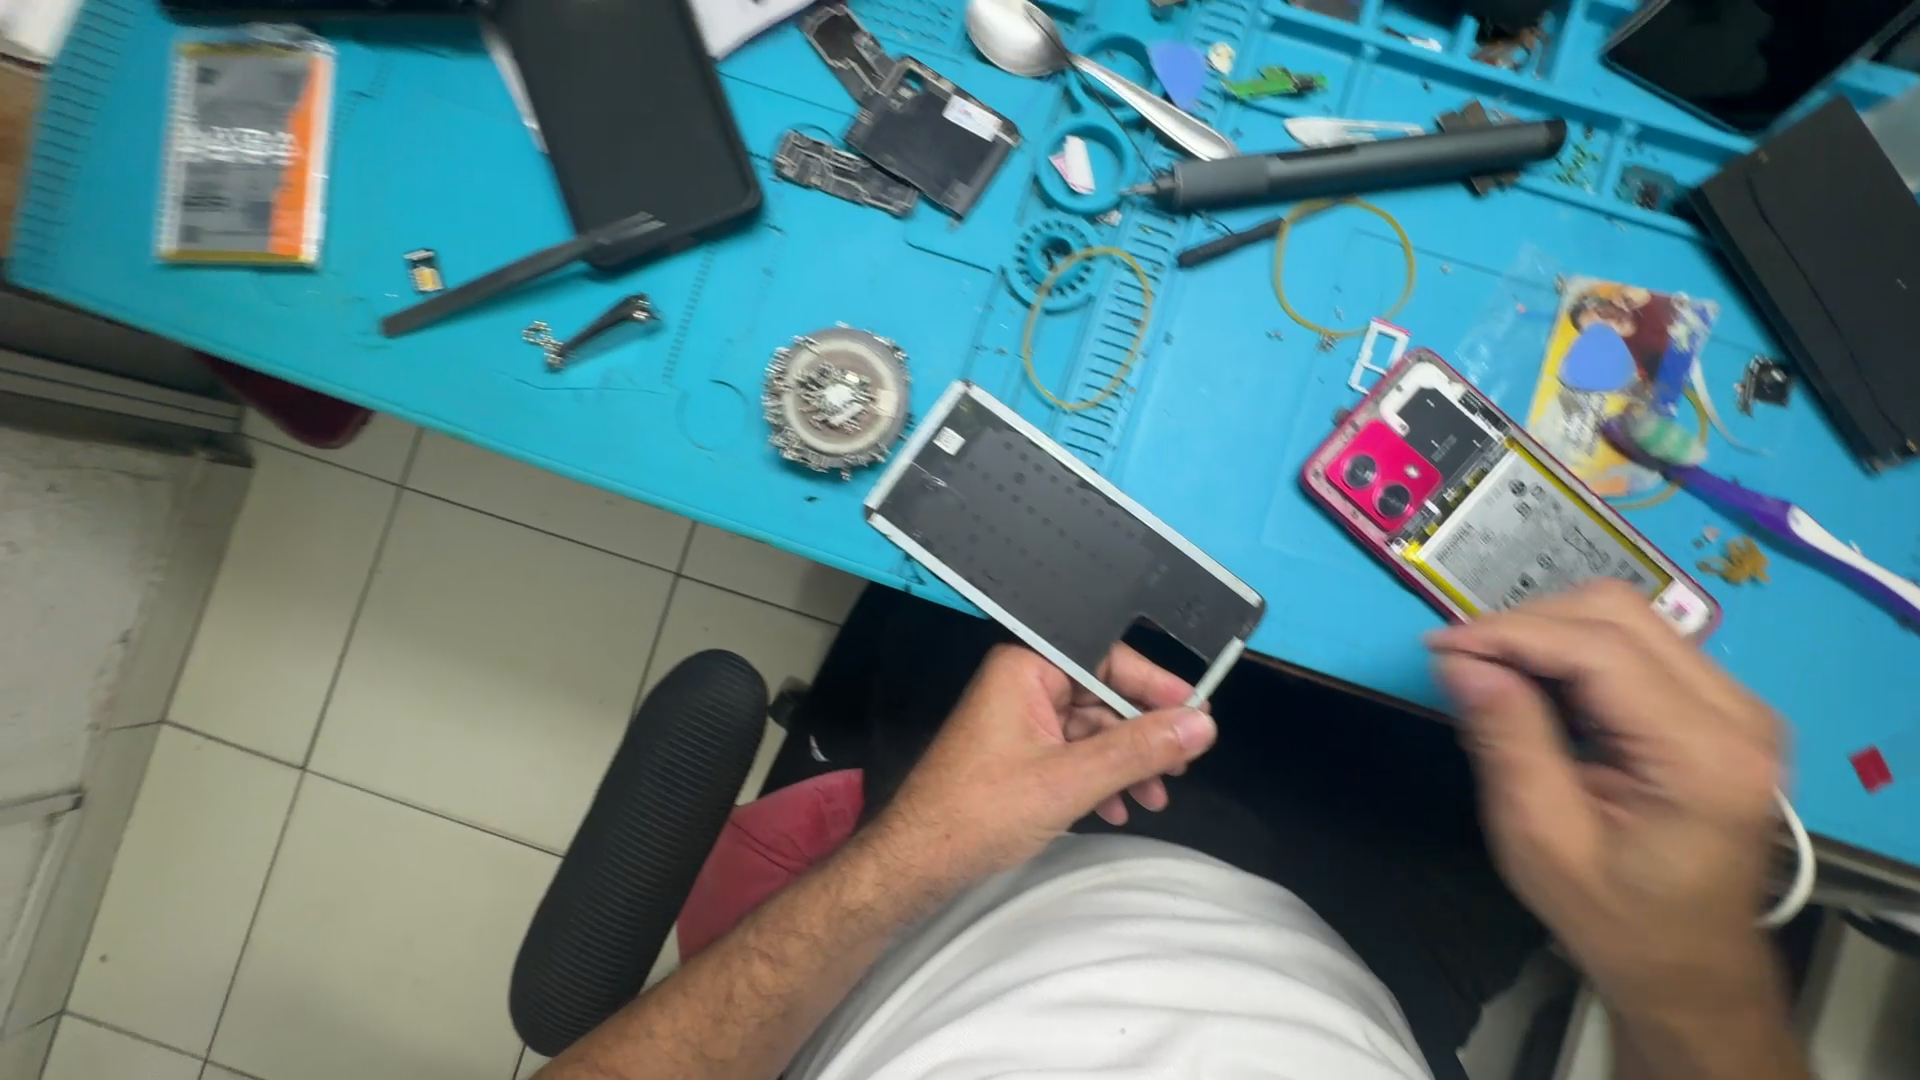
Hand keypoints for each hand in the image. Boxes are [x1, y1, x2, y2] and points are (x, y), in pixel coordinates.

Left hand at [870, 643, 1216, 888]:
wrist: (919, 861)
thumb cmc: (983, 810)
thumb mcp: (1071, 780)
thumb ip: (1139, 749)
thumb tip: (1201, 724)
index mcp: (1026, 668)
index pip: (1104, 657)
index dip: (1152, 684)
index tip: (1195, 711)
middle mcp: (1022, 683)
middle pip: (1101, 695)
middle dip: (1141, 735)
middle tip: (1182, 767)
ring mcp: (1018, 718)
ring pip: (1089, 729)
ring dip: (1125, 763)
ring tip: (1153, 800)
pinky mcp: (1017, 751)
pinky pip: (1070, 752)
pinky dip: (1097, 777)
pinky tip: (1116, 808)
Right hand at [1427, 582, 1785, 1018]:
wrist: (1682, 959)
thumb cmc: (1608, 908)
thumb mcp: (1537, 831)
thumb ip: (1504, 736)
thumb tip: (1457, 659)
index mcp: (1701, 753)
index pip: (1598, 649)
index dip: (1508, 634)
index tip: (1438, 646)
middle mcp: (1734, 713)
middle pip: (1615, 613)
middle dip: (1523, 623)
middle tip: (1461, 658)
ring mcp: (1730, 705)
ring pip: (1621, 615)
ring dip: (1541, 629)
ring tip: (1488, 668)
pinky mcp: (1710, 704)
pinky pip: (1628, 640)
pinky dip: (1563, 645)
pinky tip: (1528, 680)